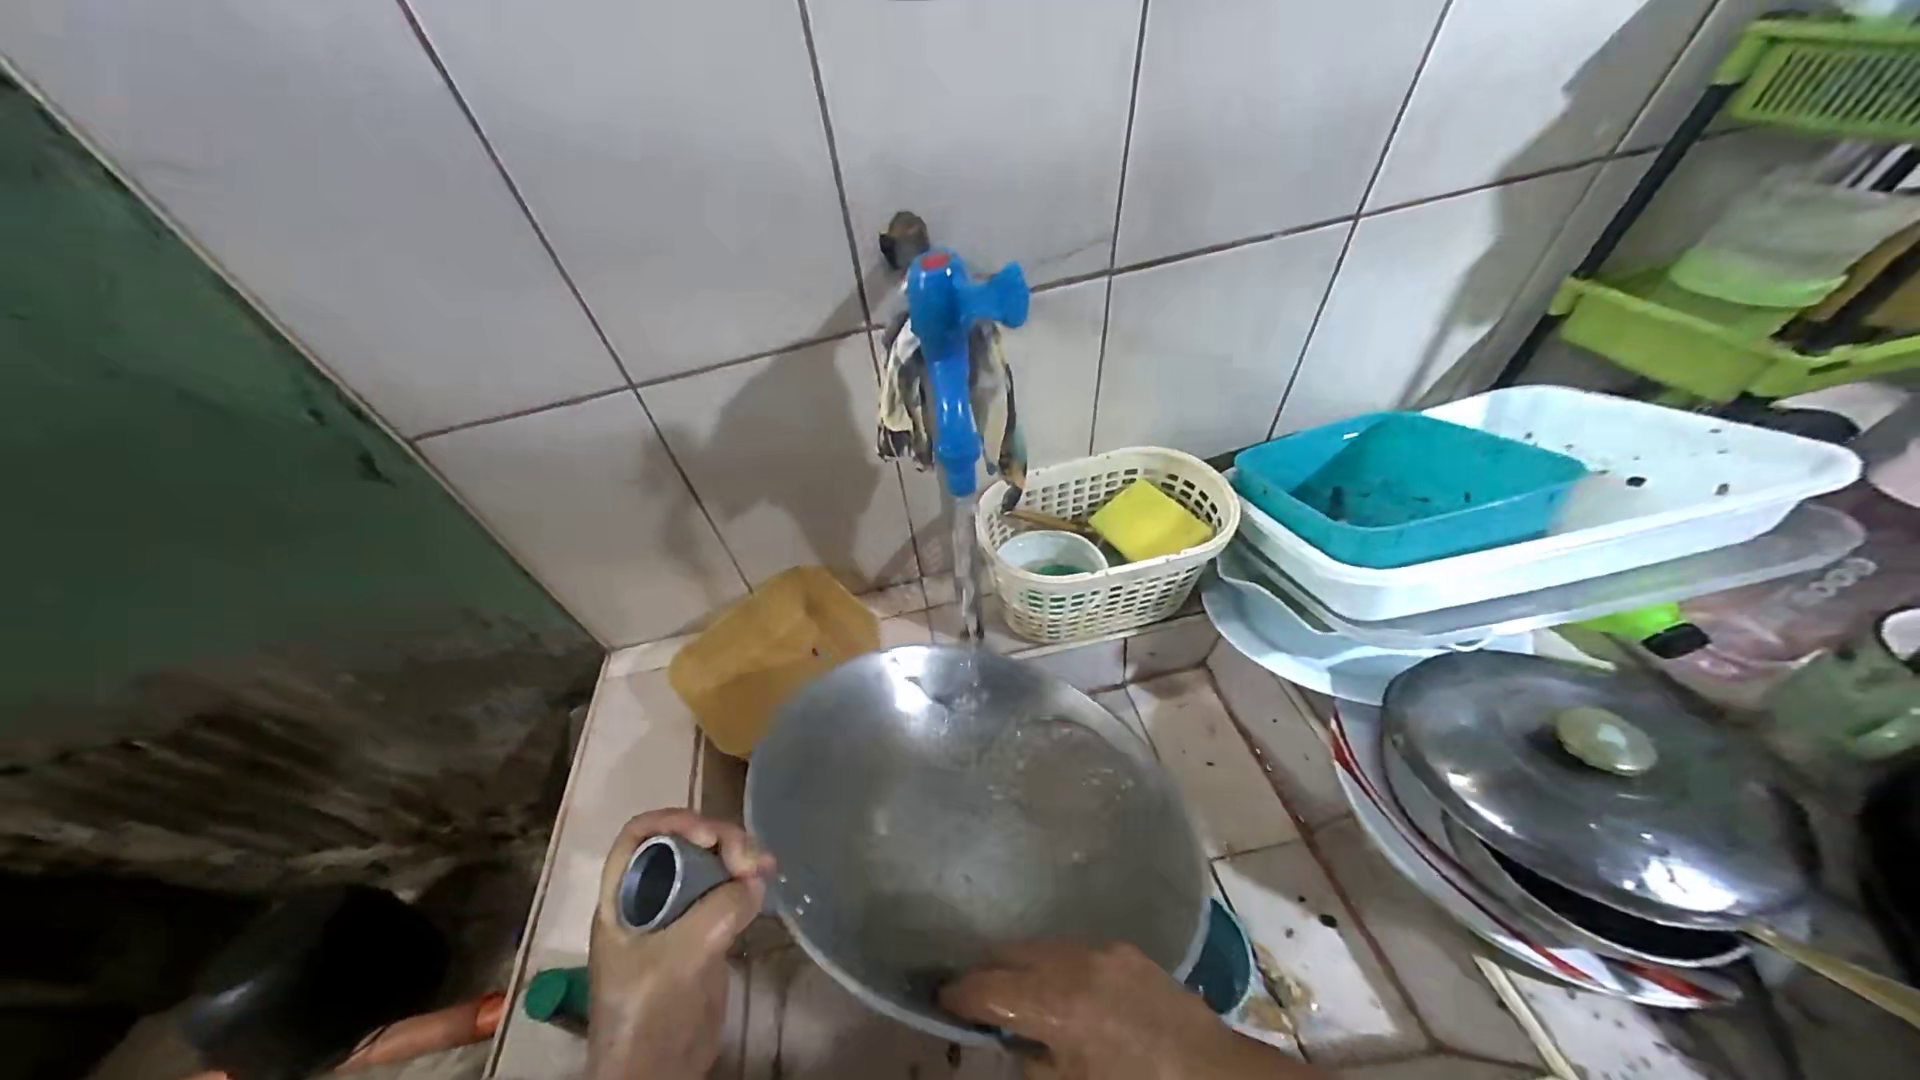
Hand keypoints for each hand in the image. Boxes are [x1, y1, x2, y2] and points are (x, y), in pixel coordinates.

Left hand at [586, 810, 774, 1079]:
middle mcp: (649, 894)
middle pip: (685, 841)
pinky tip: (766, 882)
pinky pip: (727, 886)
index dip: (674, 822)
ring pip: (711, 860)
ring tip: (766, 868)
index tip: (710, 837)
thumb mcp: (678, 959)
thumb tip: (756, 881)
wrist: (657, 1074)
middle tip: (751, 861)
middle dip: (721, 839)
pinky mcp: (705, 927)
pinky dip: (748, 878)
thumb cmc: (647, 1013)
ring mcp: (679, 910)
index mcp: (621, 898)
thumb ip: (717, 912)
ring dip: (740, 855)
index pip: (640, 835)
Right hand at [940, 942, 1322, 1079]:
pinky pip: (1074, 950)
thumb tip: (1010, 1042)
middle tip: (976, 997)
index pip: (990, 988)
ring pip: (1040, 946)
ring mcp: (1101, 950)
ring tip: (1019, 993)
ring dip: (1022, 967)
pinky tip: (1066, 992)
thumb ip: (1033, 1066)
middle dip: (987, 973)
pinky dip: (1057, 966)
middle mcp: (1073, 963)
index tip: (942, 999)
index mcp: (1058, 1006)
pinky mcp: (1124, 949)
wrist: (1217, 1078)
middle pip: (1009, 953)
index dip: (960, 994)